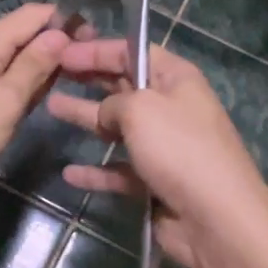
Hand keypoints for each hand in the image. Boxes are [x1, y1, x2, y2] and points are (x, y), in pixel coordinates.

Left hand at [0, 2, 69, 214]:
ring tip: (73, 76)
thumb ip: (34, 64)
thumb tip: (59, 32)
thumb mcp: (8, 99)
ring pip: (14, 56)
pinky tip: (40, 95)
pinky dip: (24, 80)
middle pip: (22, 33)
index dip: (63, 20)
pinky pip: (2, 76)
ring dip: (41, 63)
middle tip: (88, 62)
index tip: (93, 38)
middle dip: (54, 42)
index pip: (31, 15)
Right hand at [46, 39, 267, 267]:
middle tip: (52, 72)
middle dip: (90, 78)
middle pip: (124, 86)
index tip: (62, 52)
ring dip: (86, 117)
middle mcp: (171, 108)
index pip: (133, 52)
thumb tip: (105, 113)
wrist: (216, 218)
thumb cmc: (179, 148)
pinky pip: (119, 170)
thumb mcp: (140, 108)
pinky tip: (69, 173)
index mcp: (176, 79)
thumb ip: (113, 102)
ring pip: (118, 127)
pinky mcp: (155, 183)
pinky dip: (96, 171)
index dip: (96, 49)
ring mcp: (164, 147)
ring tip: (51, 106)